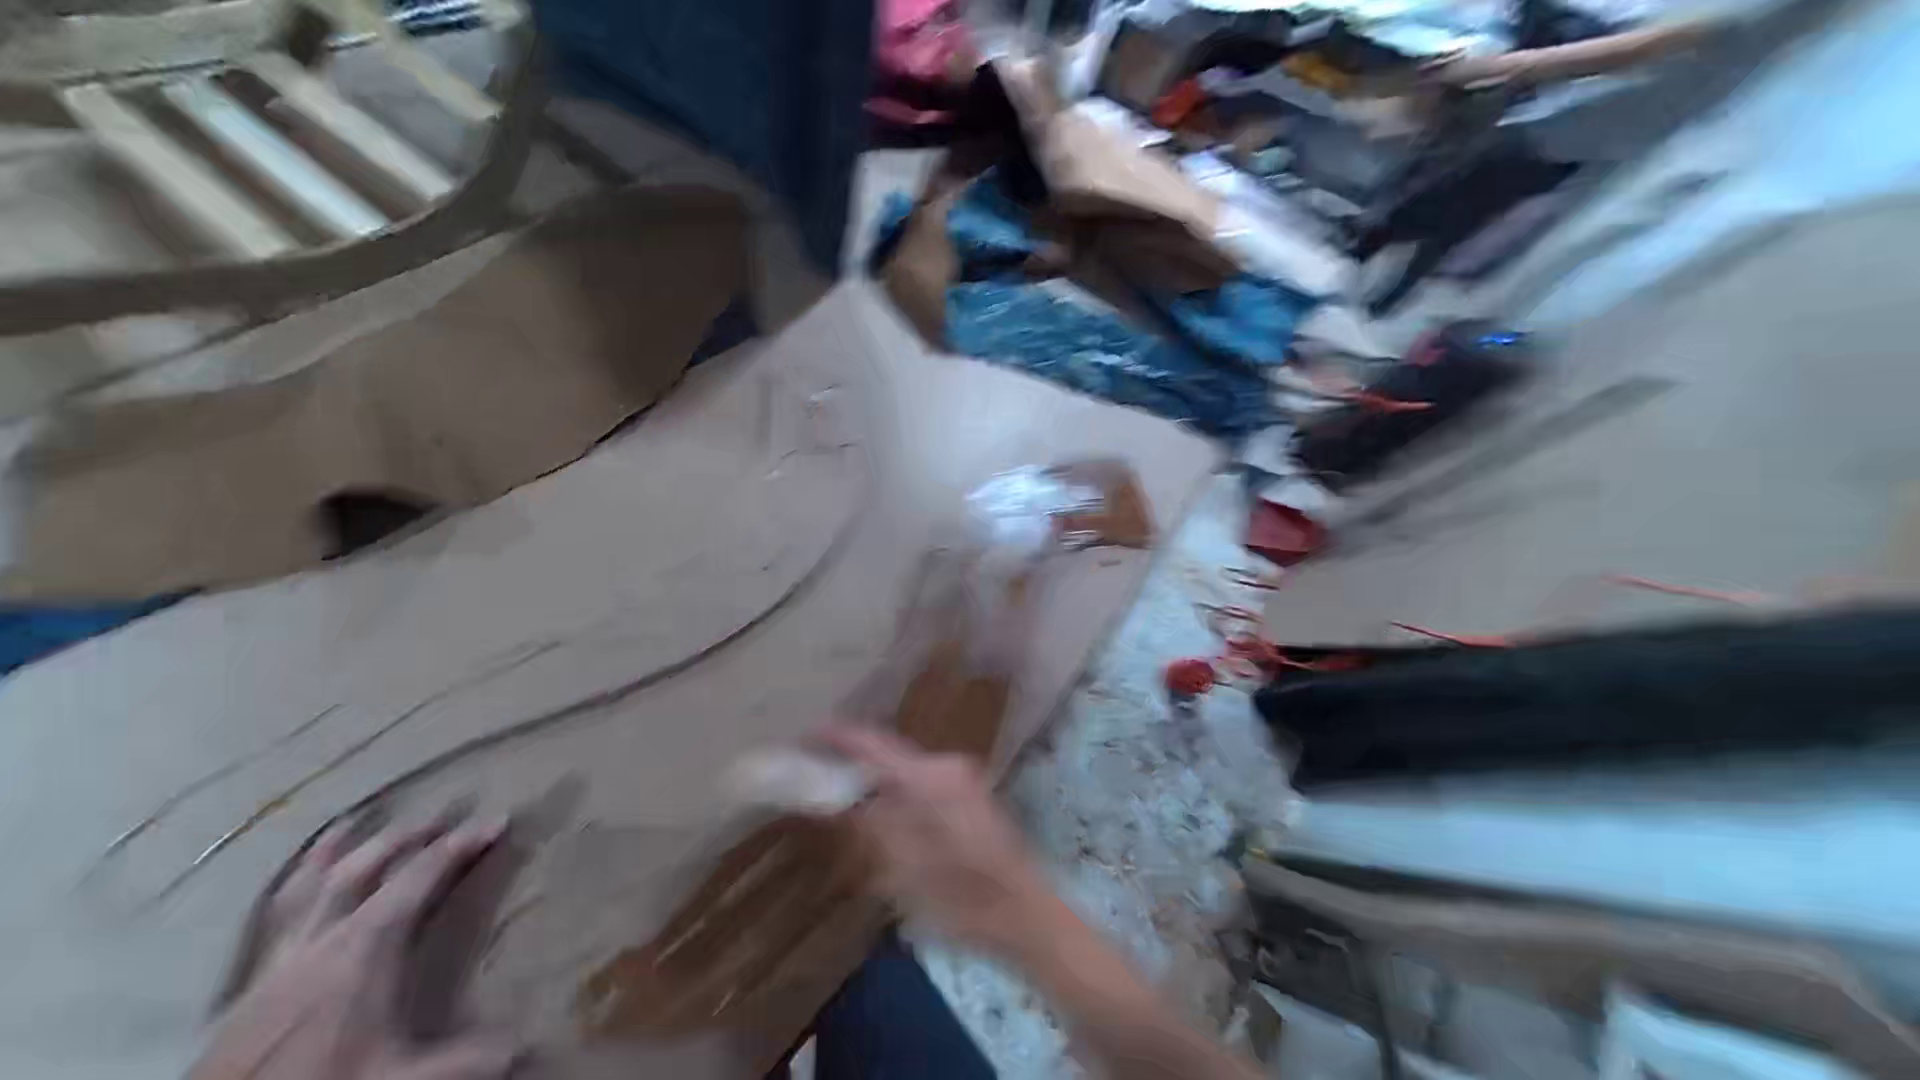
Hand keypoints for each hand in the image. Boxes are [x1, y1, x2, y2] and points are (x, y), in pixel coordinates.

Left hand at [191, 815, 515, 1079]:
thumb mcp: (399, 1078)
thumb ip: (465, 1059)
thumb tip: (531, 1043)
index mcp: (365, 946)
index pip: (422, 877)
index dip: (462, 845)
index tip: (496, 820)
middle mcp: (322, 939)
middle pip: (366, 867)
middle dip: (408, 835)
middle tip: (443, 817)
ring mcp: (280, 957)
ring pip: (311, 884)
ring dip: (339, 849)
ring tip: (355, 821)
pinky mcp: (252, 981)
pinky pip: (276, 914)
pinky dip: (294, 884)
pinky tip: (297, 881)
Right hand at [823, 726, 1064, 957]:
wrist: (1025, 914)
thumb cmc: (961, 898)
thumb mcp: (901, 869)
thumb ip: (867, 825)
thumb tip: (837, 796)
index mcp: (929, 778)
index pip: (875, 743)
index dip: (840, 736)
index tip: (808, 733)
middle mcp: (947, 766)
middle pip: (889, 755)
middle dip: (854, 762)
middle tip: (817, 772)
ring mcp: (963, 779)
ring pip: (905, 771)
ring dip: (876, 780)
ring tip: (841, 794)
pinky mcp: (970, 796)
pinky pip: (922, 783)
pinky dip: (897, 791)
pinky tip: (881, 812)